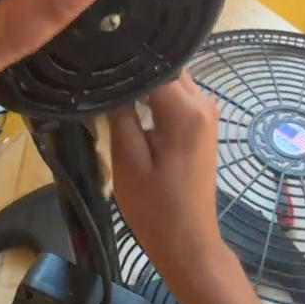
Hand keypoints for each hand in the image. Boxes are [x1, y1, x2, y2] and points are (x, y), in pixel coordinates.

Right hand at [107, 73, 227, 285]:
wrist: (188, 243)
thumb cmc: (155, 209)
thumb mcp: (128, 162)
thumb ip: (121, 115)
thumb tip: (112, 81)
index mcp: (186, 111)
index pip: (153, 67)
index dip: (125, 62)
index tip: (97, 60)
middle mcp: (203, 103)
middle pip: (165, 68)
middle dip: (135, 70)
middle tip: (100, 74)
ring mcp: (207, 112)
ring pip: (172, 79)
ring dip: (145, 82)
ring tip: (111, 86)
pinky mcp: (203, 123)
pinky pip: (178, 95)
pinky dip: (156, 94)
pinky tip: (131, 102)